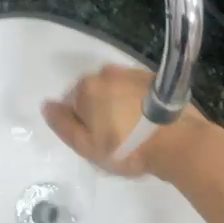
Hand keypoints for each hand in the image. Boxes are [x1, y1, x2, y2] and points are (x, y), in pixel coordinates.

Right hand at [41, 65, 211, 178]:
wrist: (177, 142)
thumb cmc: (126, 149)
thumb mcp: (86, 146)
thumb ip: (63, 125)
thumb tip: (46, 105)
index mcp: (86, 88)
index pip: (69, 103)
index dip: (78, 124)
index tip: (93, 142)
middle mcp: (107, 73)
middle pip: (92, 94)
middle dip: (97, 112)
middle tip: (112, 140)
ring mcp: (133, 73)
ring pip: (114, 91)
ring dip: (117, 107)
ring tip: (130, 132)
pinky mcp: (154, 80)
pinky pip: (134, 91)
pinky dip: (135, 104)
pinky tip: (145, 123)